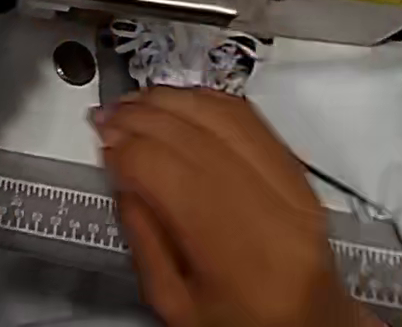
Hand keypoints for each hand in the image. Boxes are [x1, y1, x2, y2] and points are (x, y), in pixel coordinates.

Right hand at [95, 88, 378, 326]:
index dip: (125, 149)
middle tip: (108, 116)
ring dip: (166, 99)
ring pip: (217, 113)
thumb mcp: (176, 304)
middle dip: (139, 117)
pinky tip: (175, 100)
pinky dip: (201, 98)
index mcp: (242, 261)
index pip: (168, 173)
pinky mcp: (298, 167)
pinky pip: (242, 113)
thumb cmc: (245, 325)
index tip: (104, 143)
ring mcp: (294, 185)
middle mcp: (277, 214)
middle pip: (191, 136)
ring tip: (133, 103)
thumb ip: (142, 236)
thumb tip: (120, 167)